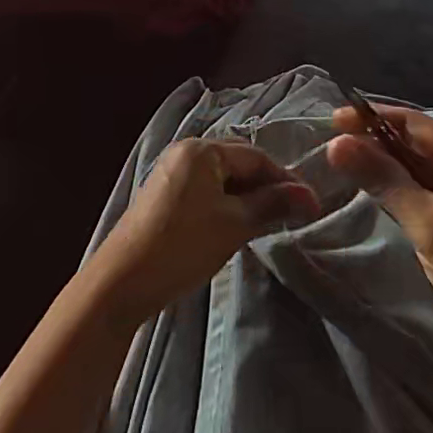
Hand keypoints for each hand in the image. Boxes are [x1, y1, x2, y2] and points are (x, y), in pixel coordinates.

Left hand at [92, 139, 319, 322]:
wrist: (123, 282)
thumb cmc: (184, 245)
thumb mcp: (235, 224)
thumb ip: (273, 205)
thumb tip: (310, 196)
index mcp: (202, 149)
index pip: (256, 157)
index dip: (285, 181)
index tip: (310, 205)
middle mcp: (185, 151)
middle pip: (238, 164)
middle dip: (266, 188)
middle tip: (291, 214)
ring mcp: (171, 173)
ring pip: (222, 179)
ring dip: (247, 198)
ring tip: (267, 223)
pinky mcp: (163, 195)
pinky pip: (205, 190)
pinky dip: (226, 204)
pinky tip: (236, 226)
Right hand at [328, 106, 432, 373]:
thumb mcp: (431, 227)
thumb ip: (386, 181)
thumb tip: (338, 143)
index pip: (415, 123)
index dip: (373, 117)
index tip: (332, 120)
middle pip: (420, 145)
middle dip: (378, 142)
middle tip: (333, 150)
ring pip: (426, 171)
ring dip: (390, 167)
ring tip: (350, 169)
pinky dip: (407, 191)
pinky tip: (387, 200)